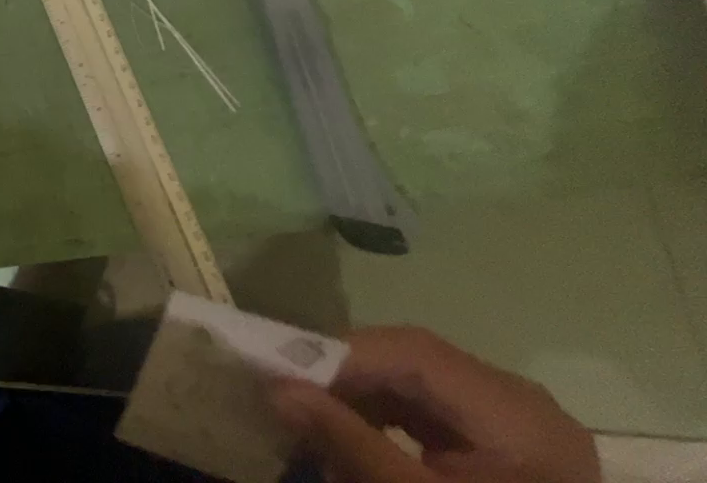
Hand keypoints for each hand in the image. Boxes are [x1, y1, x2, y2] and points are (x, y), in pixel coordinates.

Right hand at [270, 327, 597, 482]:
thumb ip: (350, 443)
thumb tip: (276, 389)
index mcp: (515, 413)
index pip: (412, 352)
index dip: (339, 354)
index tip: (279, 371)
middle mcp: (519, 402)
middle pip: (411, 360)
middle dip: (344, 374)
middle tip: (290, 393)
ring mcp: (513, 422)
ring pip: (414, 380)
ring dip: (357, 395)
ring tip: (315, 421)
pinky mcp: (499, 443)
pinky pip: (428, 408)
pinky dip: (383, 415)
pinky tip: (355, 437)